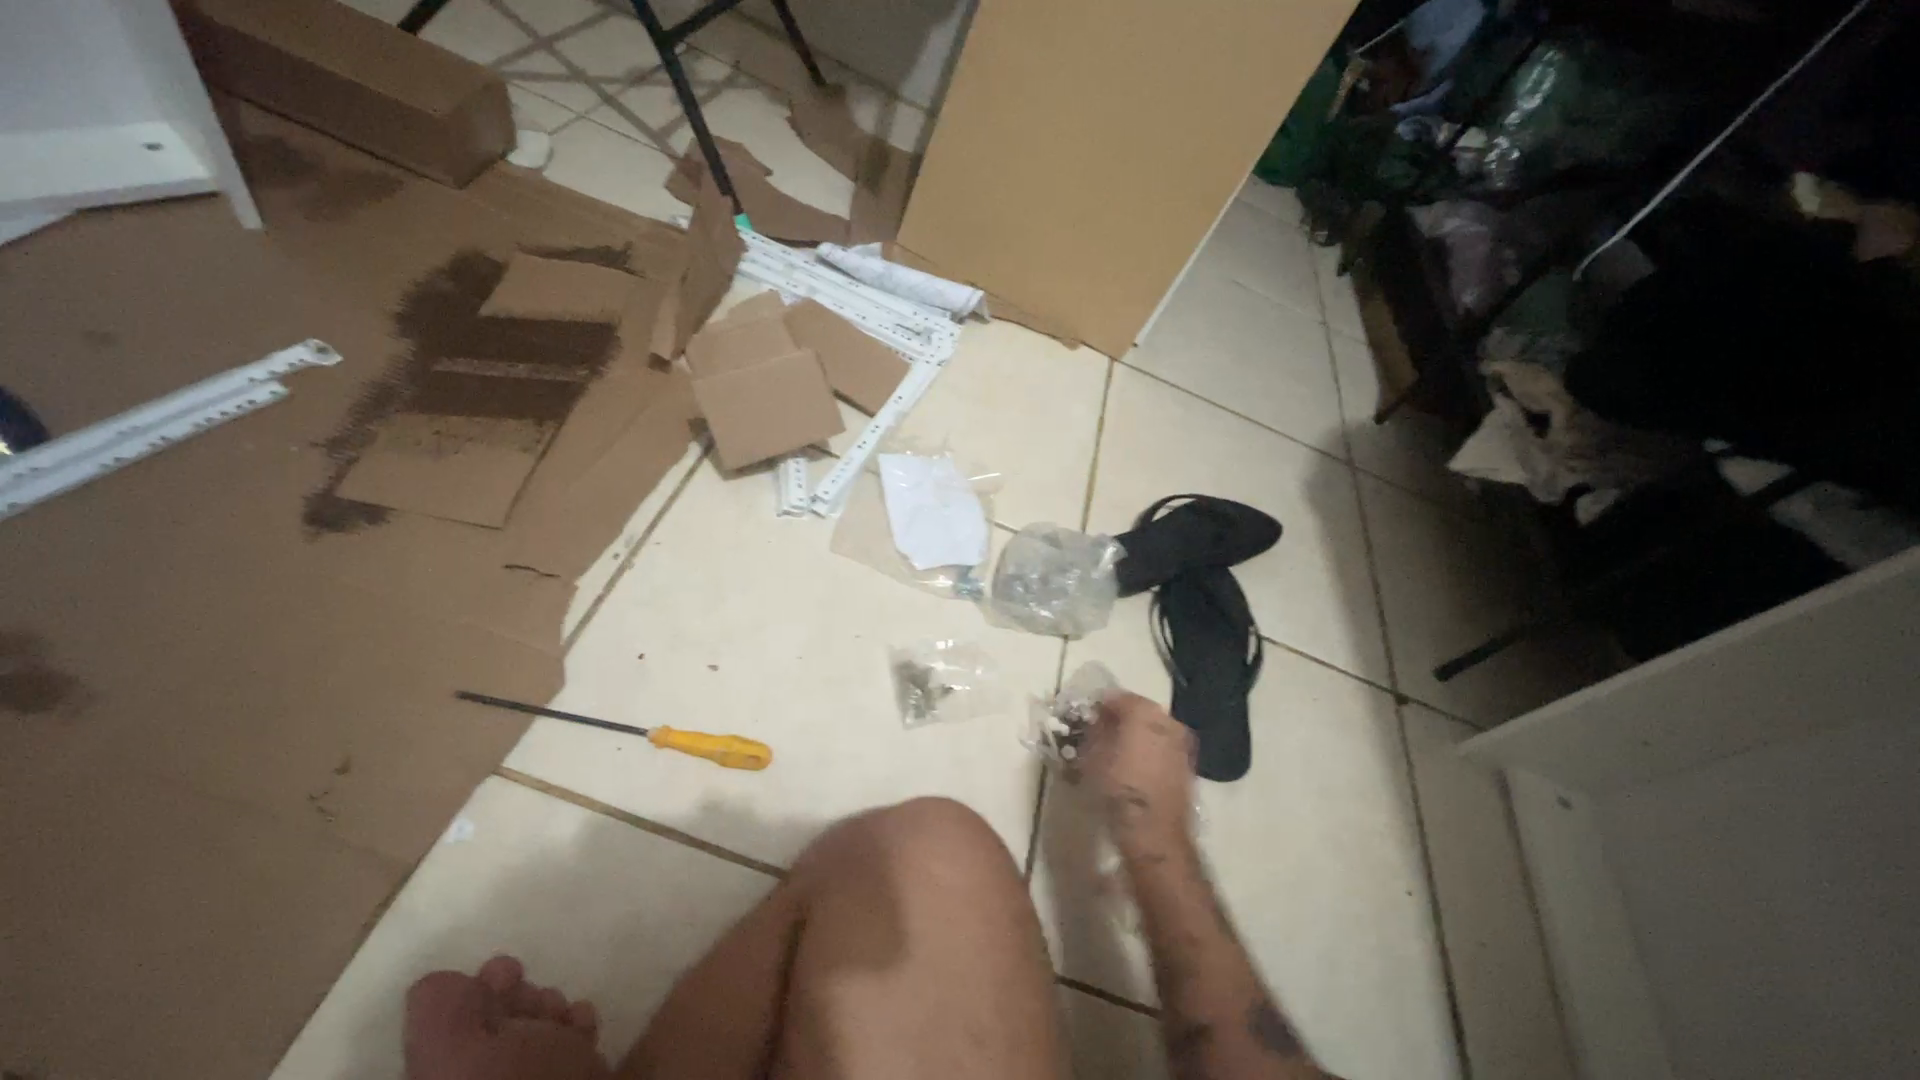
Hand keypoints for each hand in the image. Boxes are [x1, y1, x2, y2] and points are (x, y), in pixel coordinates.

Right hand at [1082, 691, 1195, 856]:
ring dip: (1137, 736)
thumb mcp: (1091, 757)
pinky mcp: (1189, 764)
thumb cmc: (1117, 790)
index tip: (1086, 719)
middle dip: (1120, 720)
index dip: (1098, 707)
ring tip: (1118, 753)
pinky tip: (1136, 768)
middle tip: (1101, 735)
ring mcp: (1182, 742)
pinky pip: (1164, 748)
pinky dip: (1151, 751)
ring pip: (1154, 729)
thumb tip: (1096, 723)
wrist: (1154, 831)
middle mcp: (1168, 720)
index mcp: (1143, 712)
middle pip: (1139, 711)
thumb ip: (1094, 732)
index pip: (1116, 697)